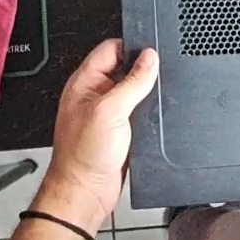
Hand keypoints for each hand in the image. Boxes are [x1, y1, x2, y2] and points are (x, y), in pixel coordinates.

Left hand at [36, 40, 159, 231]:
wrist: (85, 193)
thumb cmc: (83, 156)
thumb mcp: (110, 111)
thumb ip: (131, 82)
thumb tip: (149, 58)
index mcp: (85, 83)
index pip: (110, 49)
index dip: (130, 46)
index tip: (150, 51)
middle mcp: (95, 95)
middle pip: (124, 68)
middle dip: (142, 69)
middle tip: (157, 74)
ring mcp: (108, 112)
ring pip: (133, 90)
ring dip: (146, 91)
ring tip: (155, 96)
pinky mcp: (120, 129)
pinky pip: (138, 111)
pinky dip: (148, 111)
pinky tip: (154, 114)